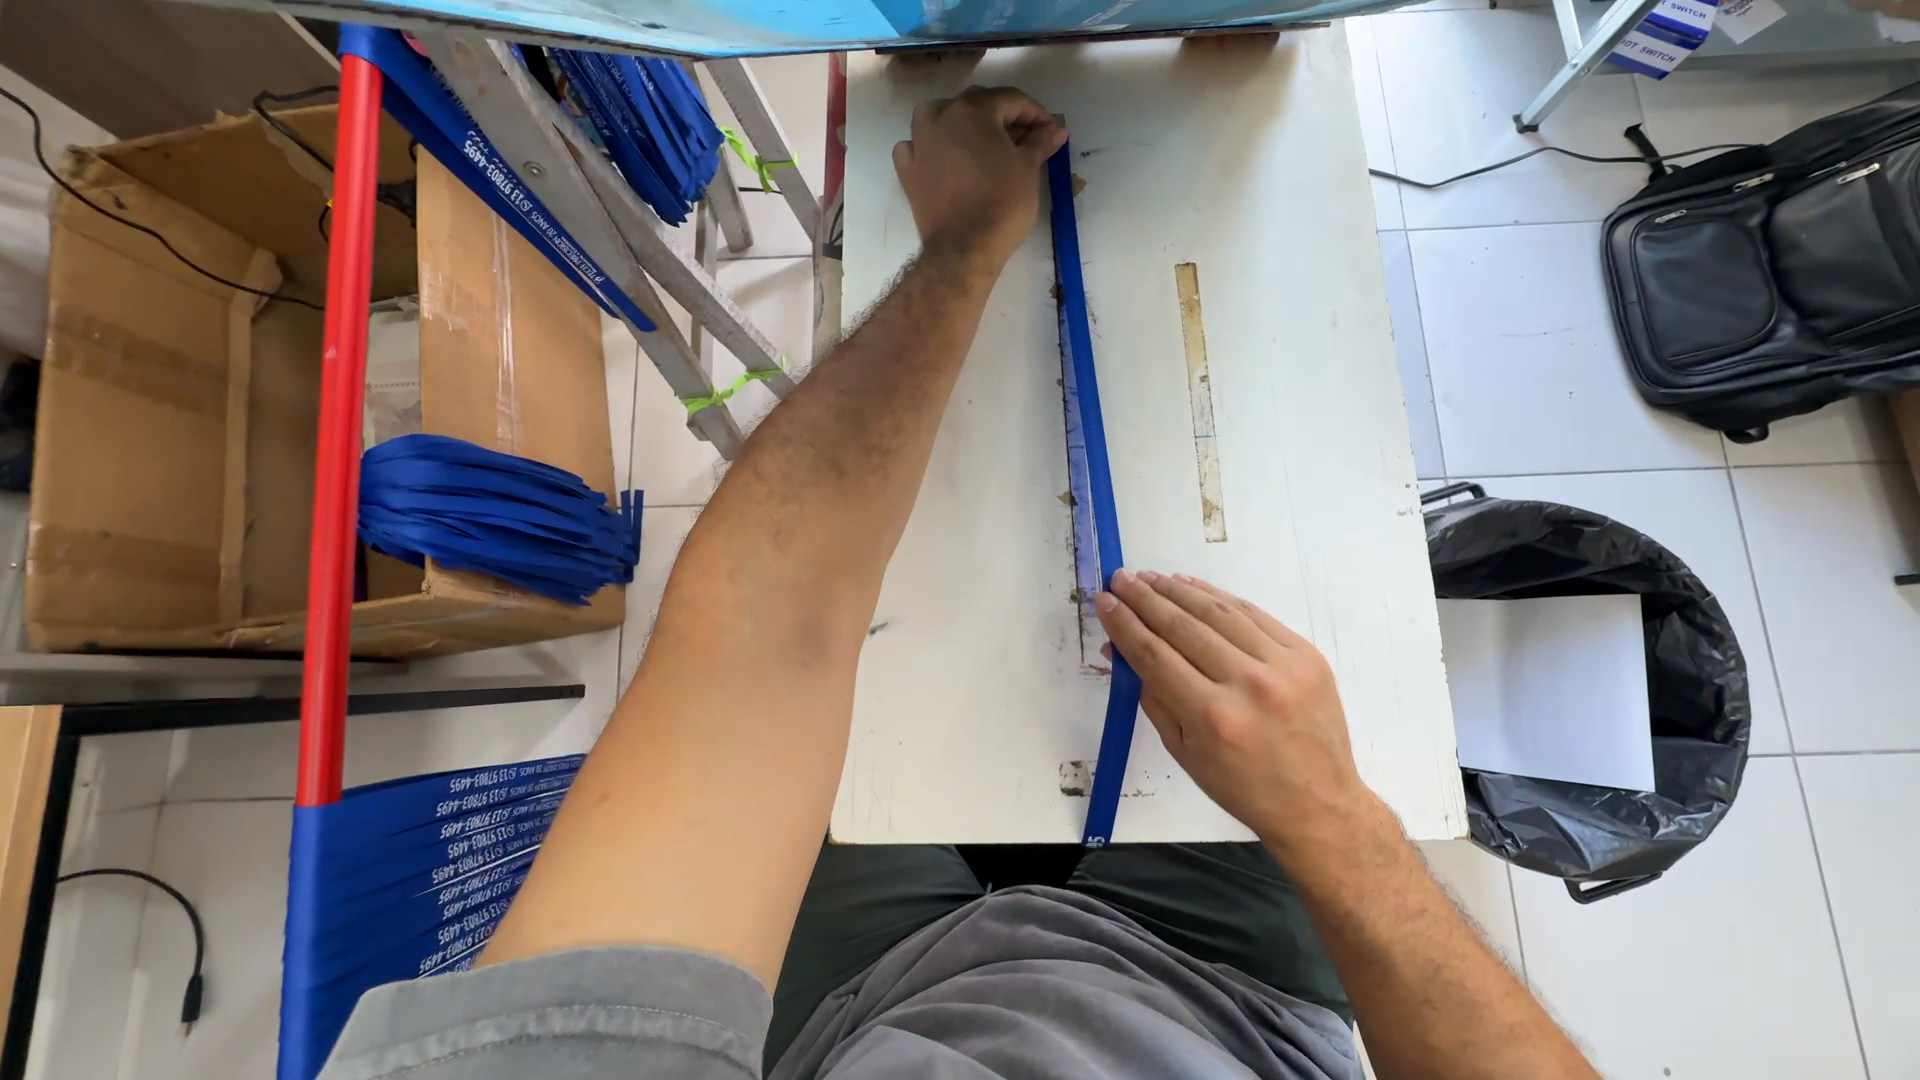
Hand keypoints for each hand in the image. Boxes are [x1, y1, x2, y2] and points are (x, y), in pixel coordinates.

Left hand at [893, 86, 1066, 270]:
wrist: (964, 250)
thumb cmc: (1002, 205)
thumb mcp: (1028, 170)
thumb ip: (1040, 142)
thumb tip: (1056, 129)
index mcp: (973, 111)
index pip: (1010, 99)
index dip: (1034, 112)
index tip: (1049, 130)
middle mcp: (941, 118)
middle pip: (975, 105)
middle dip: (1001, 116)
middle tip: (1022, 138)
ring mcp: (920, 145)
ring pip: (937, 117)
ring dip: (958, 121)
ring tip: (977, 140)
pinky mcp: (908, 173)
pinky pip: (914, 148)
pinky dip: (928, 147)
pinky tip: (939, 156)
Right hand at [1095, 569, 1372, 849]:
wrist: (1317, 803)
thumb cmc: (1241, 786)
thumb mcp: (1183, 750)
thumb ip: (1150, 694)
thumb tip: (1118, 648)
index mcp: (1211, 717)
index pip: (1154, 654)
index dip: (1124, 624)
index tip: (1104, 601)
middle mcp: (1247, 685)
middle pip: (1183, 627)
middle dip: (1145, 599)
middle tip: (1121, 579)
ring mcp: (1282, 666)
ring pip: (1218, 613)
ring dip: (1178, 590)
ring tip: (1150, 578)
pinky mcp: (1306, 655)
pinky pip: (1253, 614)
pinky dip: (1218, 597)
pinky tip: (1192, 585)